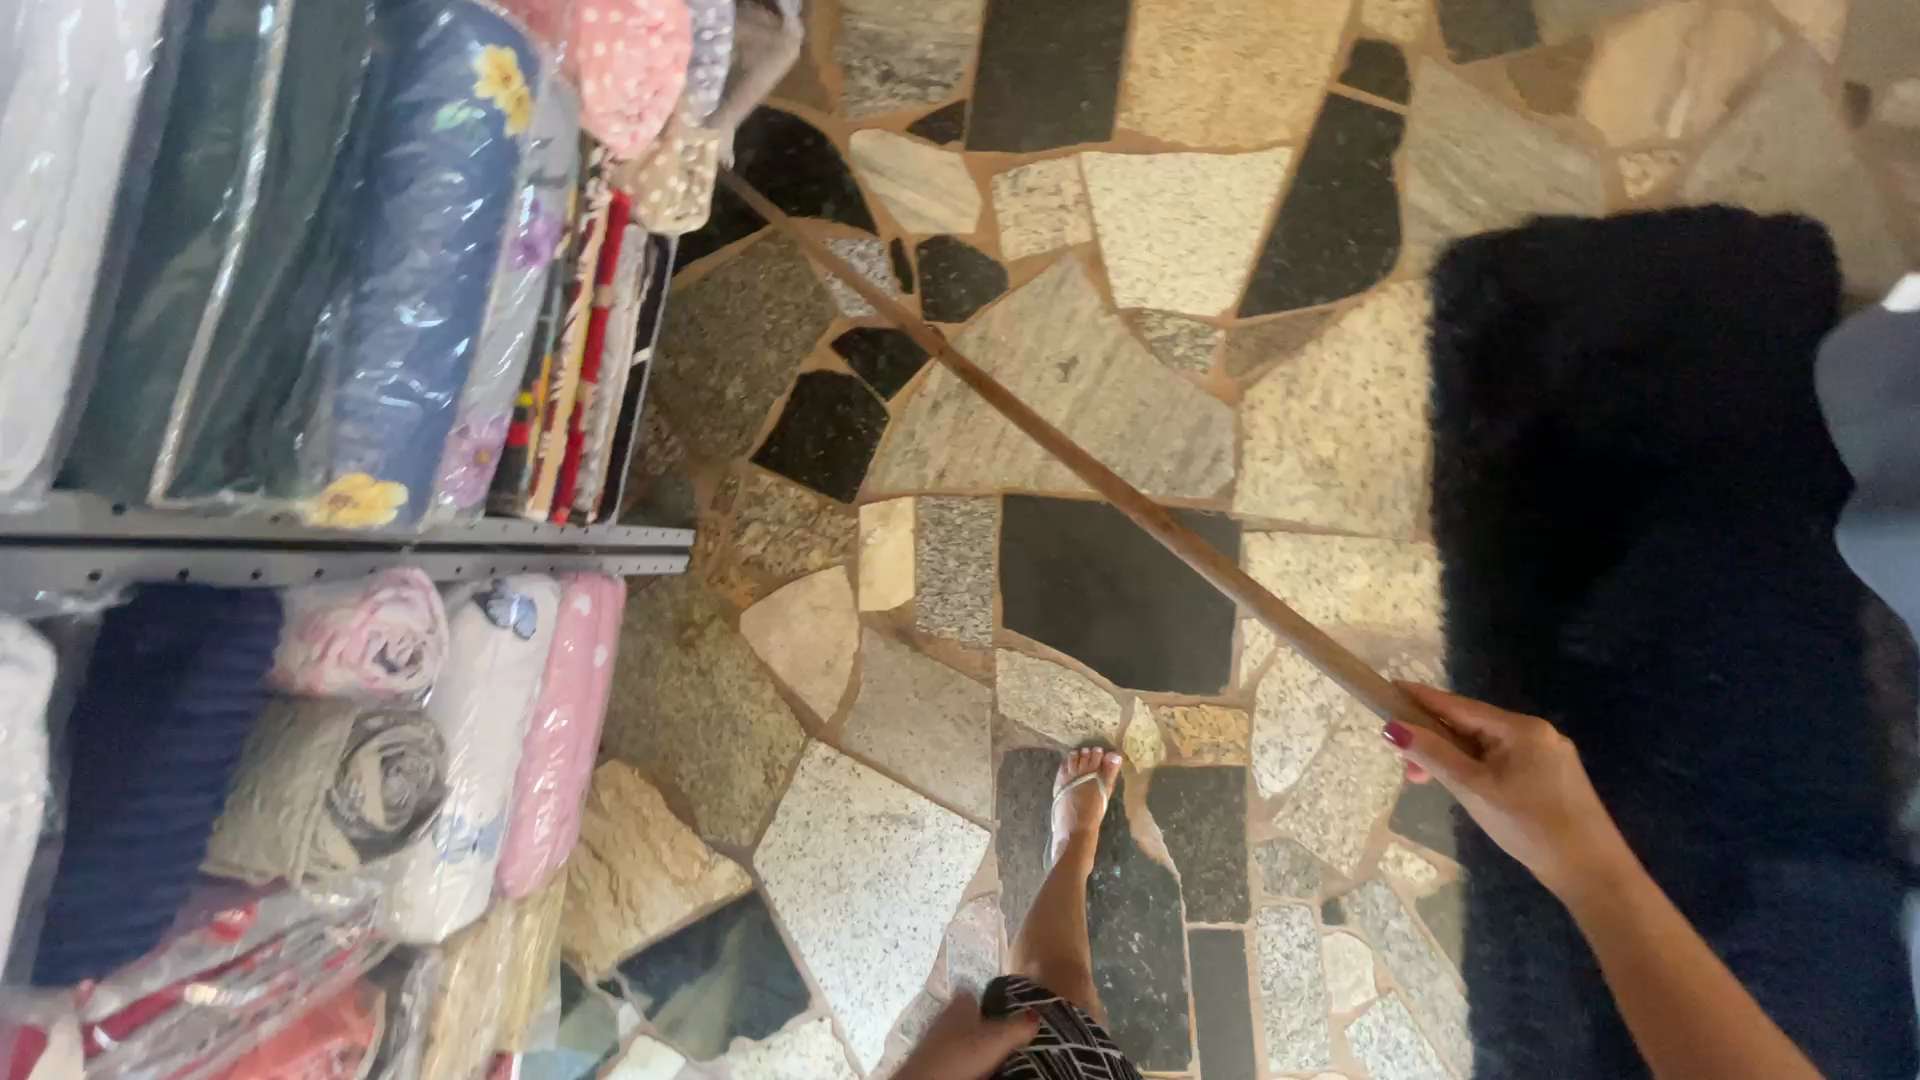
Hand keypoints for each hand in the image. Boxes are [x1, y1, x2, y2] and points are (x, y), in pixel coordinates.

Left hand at [891, 995, 1040, 1079]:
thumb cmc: (961, 1053)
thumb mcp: (997, 1039)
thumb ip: (1018, 1026)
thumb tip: (1037, 1015)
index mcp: (961, 1003)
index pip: (976, 996)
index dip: (992, 1005)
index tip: (1009, 1017)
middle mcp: (946, 1015)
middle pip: (969, 1018)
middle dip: (984, 1028)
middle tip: (1007, 1042)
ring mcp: (936, 1038)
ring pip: (960, 1039)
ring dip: (974, 1048)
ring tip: (995, 1061)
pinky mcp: (931, 1061)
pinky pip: (953, 1057)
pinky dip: (964, 1063)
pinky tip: (975, 1072)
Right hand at [1384, 683, 1636, 900]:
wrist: (1595, 876)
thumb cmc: (1530, 827)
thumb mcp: (1473, 788)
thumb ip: (1432, 754)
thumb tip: (1392, 728)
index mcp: (1520, 729)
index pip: (1457, 706)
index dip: (1420, 698)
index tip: (1388, 688)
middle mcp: (1536, 733)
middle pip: (1469, 726)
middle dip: (1433, 740)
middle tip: (1405, 764)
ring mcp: (1546, 755)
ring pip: (1483, 745)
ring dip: (1450, 758)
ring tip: (1426, 780)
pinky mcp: (1550, 776)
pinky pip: (1499, 760)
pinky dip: (1472, 767)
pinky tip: (1461, 784)